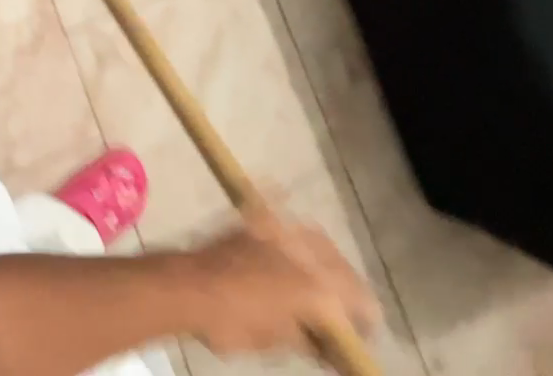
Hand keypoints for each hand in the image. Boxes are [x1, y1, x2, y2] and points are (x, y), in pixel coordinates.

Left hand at [179, 205, 380, 360]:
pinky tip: (286, 205)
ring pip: (316, 239)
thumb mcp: (275, 342)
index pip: (357, 301)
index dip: (364, 318)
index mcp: (315, 288)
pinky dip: (285, 208)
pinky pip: (277, 207)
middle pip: (340, 267)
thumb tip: (329, 348)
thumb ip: (310, 341)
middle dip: (348, 286)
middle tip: (346, 304)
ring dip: (325, 256)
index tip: (364, 330)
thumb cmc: (231, 323)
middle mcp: (303, 253)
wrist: (187, 287)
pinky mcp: (254, 220)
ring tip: (322, 272)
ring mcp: (277, 231)